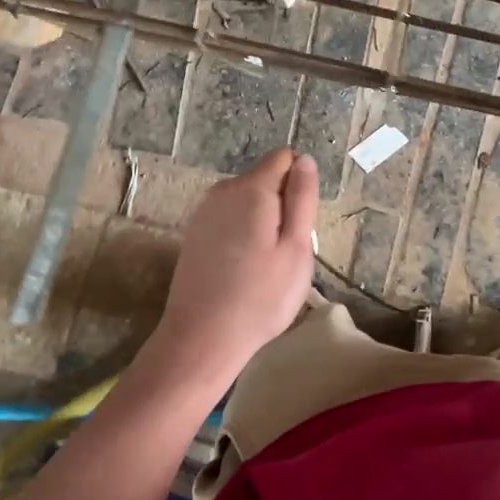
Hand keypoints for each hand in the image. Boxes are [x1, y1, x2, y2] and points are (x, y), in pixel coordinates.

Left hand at [153, 149, 318, 382]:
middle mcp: (224, 189)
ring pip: (250, 200)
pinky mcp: (195, 231)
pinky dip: (242, 235)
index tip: (298, 227)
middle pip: (267, 180)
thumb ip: (302, 198)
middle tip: (283, 253)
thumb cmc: (259, 297)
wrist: (201, 340)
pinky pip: (231, 218)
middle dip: (282, 207)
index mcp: (251, 188)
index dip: (299, 187)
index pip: (286, 158)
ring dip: (263, 223)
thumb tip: (304, 160)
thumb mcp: (296, 249)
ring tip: (262, 266)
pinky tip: (241, 270)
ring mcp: (204, 210)